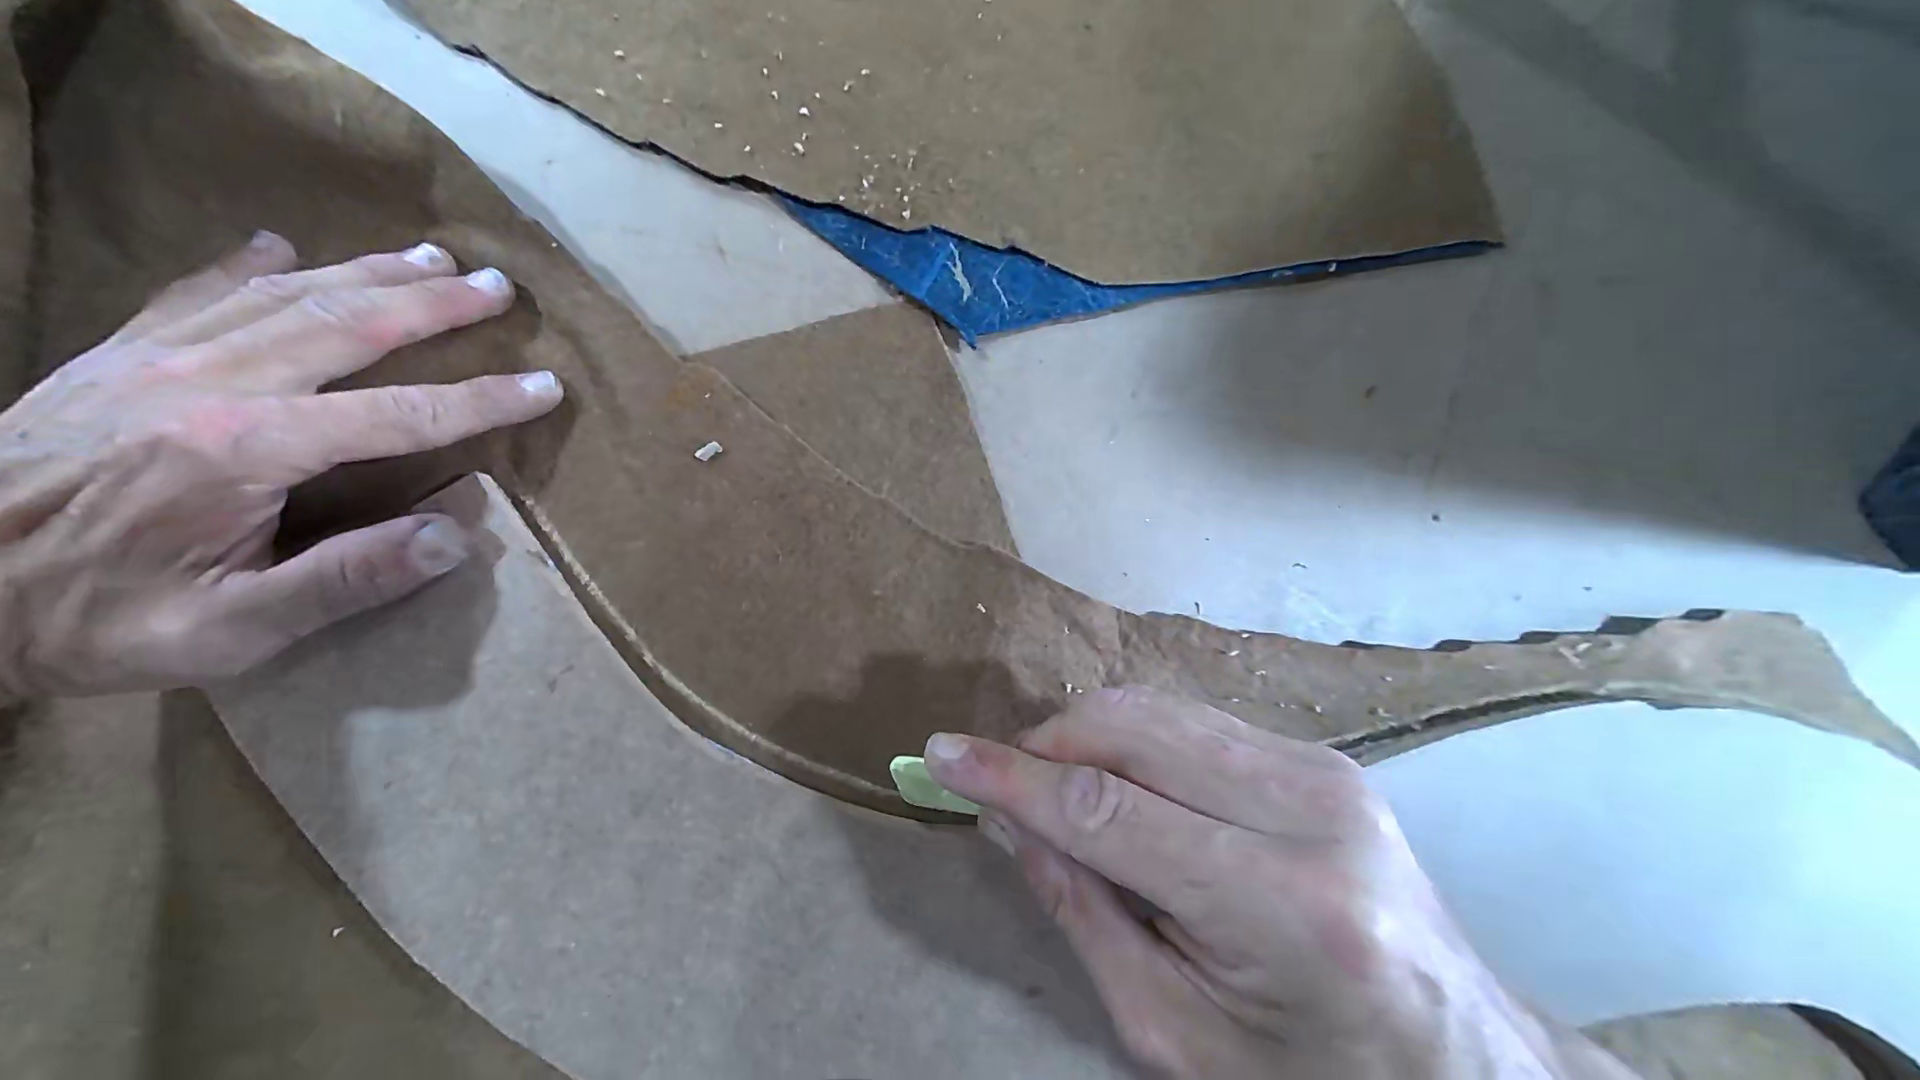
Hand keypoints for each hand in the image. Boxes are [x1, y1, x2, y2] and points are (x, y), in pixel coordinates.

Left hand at [0, 232, 561, 699]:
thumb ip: (344, 581)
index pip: (400, 414)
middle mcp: (206, 384)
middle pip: (346, 325)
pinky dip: (247, 266)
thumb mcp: (229, 629)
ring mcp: (153, 360)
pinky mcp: (113, 358)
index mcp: (244, 448)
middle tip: (498, 285)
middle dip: (433, 303)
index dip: (484, 400)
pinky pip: (195, 293)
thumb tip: (451, 540)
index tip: (545, 385)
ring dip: (367, 272)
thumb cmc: (89, 620)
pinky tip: (280, 246)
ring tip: (430, 256)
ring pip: (284, 296)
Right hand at [923, 687, 1640, 1079]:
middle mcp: (1309, 814)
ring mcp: (1323, 770)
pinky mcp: (1321, 754)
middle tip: (1000, 779)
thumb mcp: (1172, 1028)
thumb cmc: (1305, 1073)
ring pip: (1157, 709)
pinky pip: (1191, 720)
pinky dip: (1132, 738)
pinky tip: (1120, 781)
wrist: (1461, 1054)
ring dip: (1084, 735)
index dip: (1013, 776)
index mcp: (1281, 909)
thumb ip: (1081, 910)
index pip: (1107, 810)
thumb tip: (1007, 818)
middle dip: (1045, 743)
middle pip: (1131, 731)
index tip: (943, 753)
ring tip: (1053, 781)